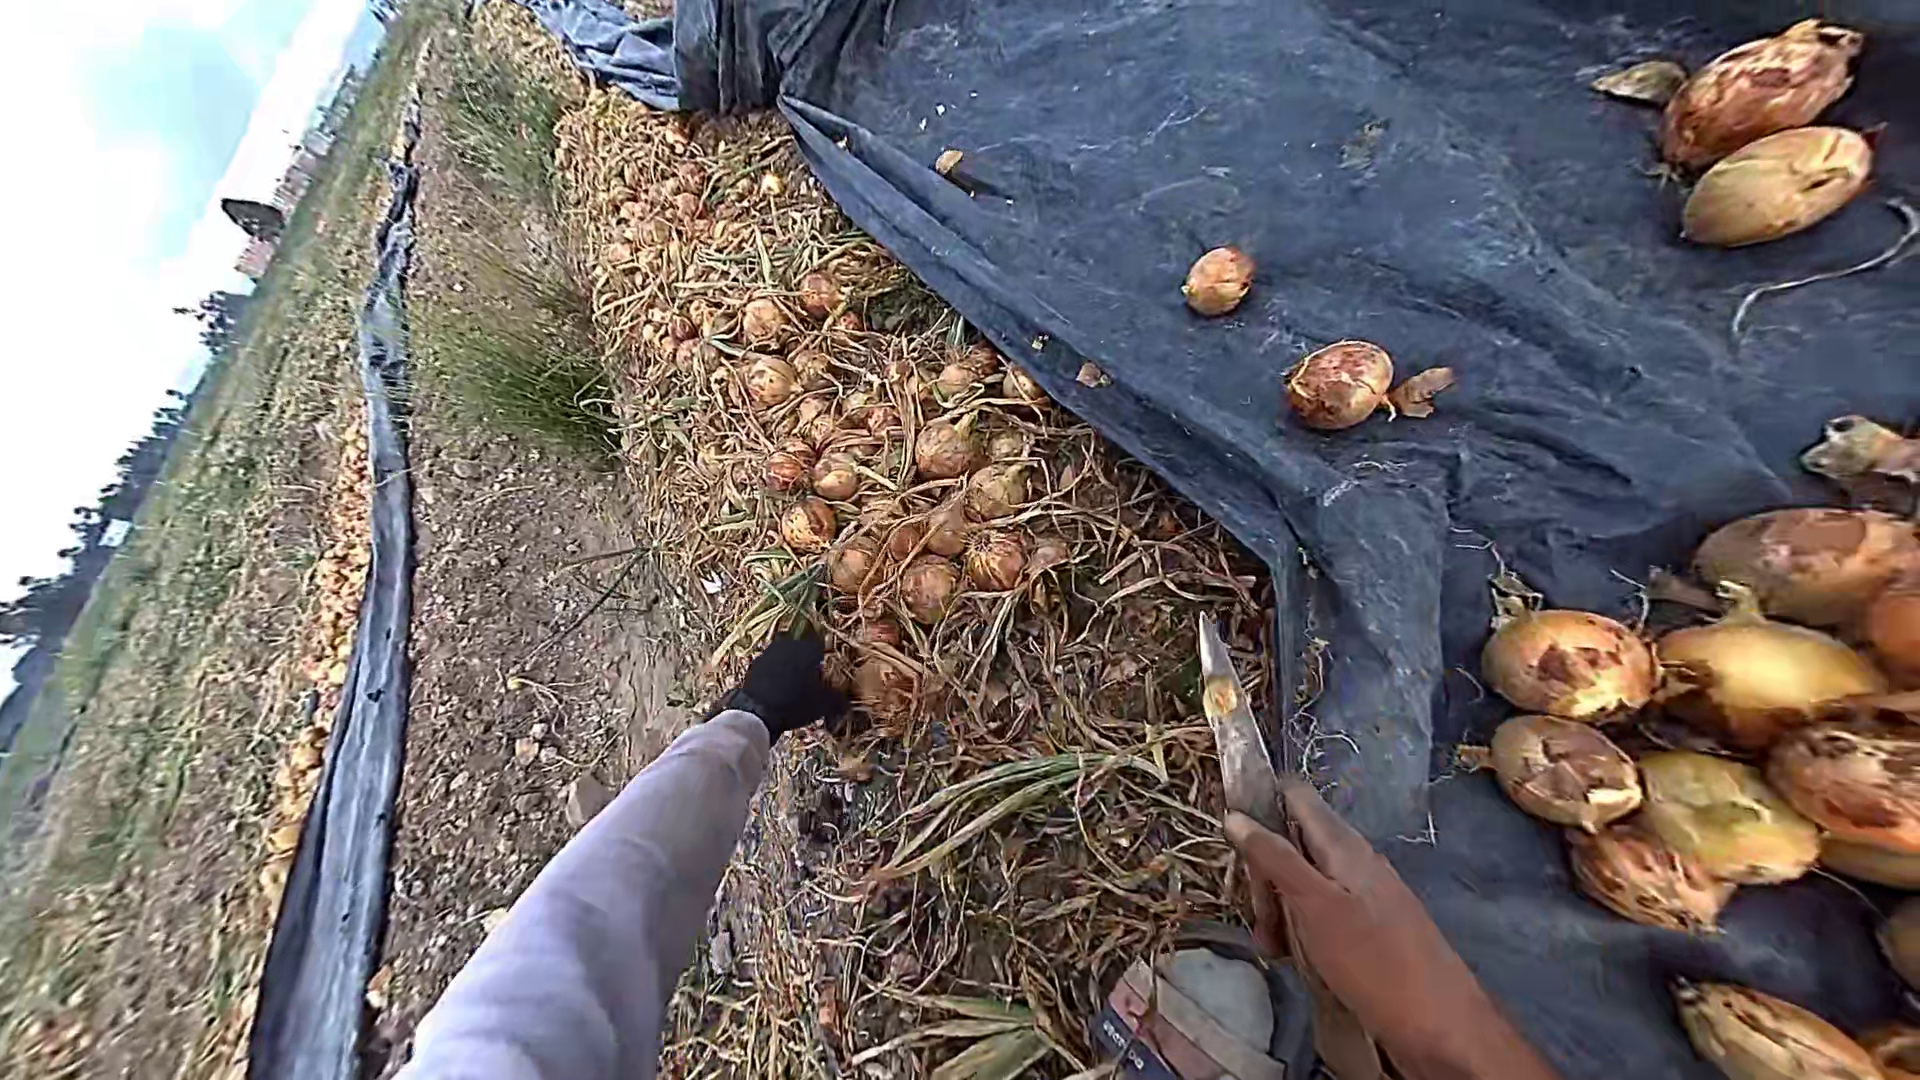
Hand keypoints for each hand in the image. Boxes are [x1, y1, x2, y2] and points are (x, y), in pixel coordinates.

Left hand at [721, 631, 847, 740]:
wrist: (757, 712)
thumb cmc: (795, 703)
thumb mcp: (824, 704)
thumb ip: (838, 699)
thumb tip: (845, 701)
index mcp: (808, 649)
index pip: (821, 648)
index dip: (824, 662)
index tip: (825, 676)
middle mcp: (789, 645)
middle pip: (802, 650)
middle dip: (806, 662)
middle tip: (810, 681)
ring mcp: (768, 654)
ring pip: (785, 657)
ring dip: (789, 668)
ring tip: (793, 688)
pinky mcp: (754, 666)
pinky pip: (770, 667)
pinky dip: (774, 676)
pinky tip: (777, 692)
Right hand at [1226, 781, 1560, 1079]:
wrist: (1452, 1040)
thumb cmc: (1378, 963)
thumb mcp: (1314, 904)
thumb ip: (1273, 856)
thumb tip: (1233, 815)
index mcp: (1341, 843)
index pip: (1292, 793)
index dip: (1259, 803)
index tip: (1235, 838)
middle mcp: (1351, 859)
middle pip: (1289, 840)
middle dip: (1264, 872)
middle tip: (1260, 915)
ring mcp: (1360, 894)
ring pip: (1300, 879)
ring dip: (1277, 906)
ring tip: (1272, 946)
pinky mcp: (1366, 928)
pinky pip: (1318, 910)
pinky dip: (1298, 927)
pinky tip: (1292, 957)